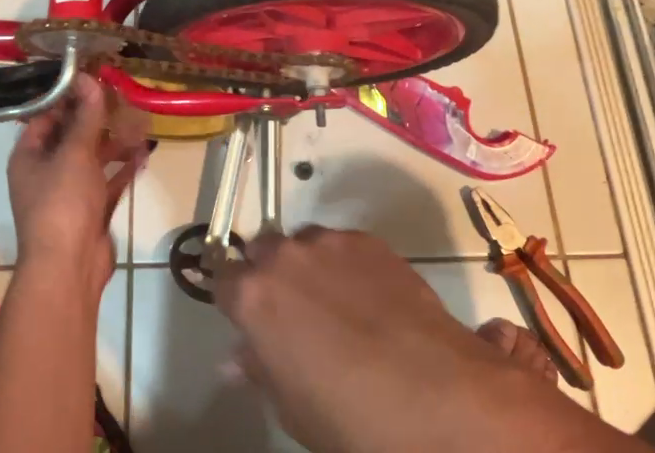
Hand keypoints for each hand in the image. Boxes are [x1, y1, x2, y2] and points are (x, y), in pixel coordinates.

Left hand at [7, 74, 146, 293]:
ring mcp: (68, 193)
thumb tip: (88, 78)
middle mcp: (45, 172)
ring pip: (92, 158)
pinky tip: (144, 152)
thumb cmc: (62, 203)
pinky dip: (123, 167)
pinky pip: (107, 181)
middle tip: (124, 96)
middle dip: (97, 118)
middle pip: (71, 136)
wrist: (68, 267)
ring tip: (141, 122)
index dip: (68, 96)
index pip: (45, 116)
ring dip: (114, 141)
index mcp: (29, 156)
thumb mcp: (74, 153)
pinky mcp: (90, 210)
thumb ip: (85, 116)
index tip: (95, 77)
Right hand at [216, 227, 625, 452]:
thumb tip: (237, 358)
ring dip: (309, 266)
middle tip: (291, 314)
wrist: (433, 392)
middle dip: (269, 274)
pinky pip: (345, 246)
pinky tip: (369, 299)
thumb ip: (259, 369)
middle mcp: (285, 256)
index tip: (245, 319)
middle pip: (263, 252)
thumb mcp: (291, 405)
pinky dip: (347, 265)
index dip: (232, 299)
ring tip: (335, 304)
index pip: (221, 280)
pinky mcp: (372, 241)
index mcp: (252, 296)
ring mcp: (330, 243)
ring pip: (305, 244)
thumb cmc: (348, 413)